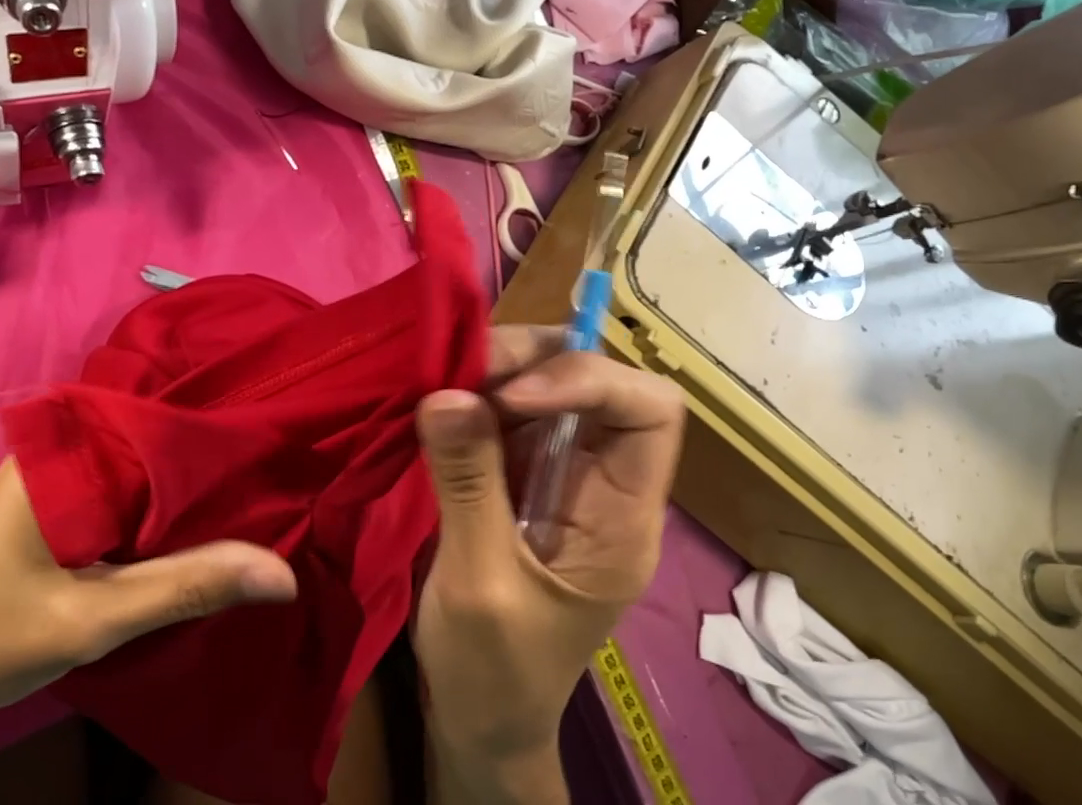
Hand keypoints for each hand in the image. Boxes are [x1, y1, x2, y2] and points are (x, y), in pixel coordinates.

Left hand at [0, 460, 295, 803]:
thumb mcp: (93, 619)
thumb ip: (186, 587)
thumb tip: (283, 573)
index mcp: (58, 452)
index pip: (158, 417)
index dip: (219, 432)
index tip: (282, 443)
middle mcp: (54, 451)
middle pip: (151, 442)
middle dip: (208, 463)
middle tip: (285, 472)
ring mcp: (49, 481)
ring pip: (137, 472)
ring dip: (184, 491)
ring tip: (259, 496)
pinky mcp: (50, 511)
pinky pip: (119, 496)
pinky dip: (156, 513)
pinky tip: (200, 529)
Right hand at [413, 326, 684, 797]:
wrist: (479, 720)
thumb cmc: (494, 671)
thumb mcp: (478, 584)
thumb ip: (469, 486)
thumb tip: (447, 394)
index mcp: (623, 517)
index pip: (649, 411)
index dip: (589, 381)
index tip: (511, 396)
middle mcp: (600, 483)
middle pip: (596, 383)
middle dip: (531, 360)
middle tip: (459, 367)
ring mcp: (556, 478)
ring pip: (545, 388)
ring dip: (493, 372)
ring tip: (437, 379)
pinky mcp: (514, 480)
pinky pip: (502, 416)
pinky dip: (469, 396)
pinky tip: (432, 400)